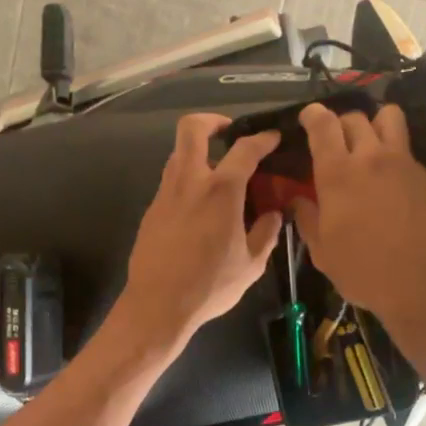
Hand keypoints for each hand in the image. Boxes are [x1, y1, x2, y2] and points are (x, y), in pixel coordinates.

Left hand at [115, 113, 283, 342]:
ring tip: (217, 172)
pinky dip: (187, 180)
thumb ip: (266, 233)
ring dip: (197, 152)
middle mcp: (190, 182)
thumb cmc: (209, 286)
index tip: (272, 138)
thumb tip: (273, 214)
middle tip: (228, 132)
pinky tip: (200, 205)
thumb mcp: (251, 265)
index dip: (262, 139)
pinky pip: (171, 182)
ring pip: (178, 154)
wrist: (157, 305)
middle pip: (192, 129)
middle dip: (212, 121)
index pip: (245, 149)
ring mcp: (165, 194)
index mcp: (221, 191)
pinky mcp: (152, 210)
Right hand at [292, 103, 425, 336]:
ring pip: (389, 119)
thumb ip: (307, 219)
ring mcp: (404, 164)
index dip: (313, 115)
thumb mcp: (323, 252)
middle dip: (340, 124)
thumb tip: (298, 200)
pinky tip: (389, 183)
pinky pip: (406, 151)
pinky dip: (393, 155)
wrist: (421, 285)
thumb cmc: (363, 272)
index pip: (323, 125)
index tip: (308, 117)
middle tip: (335, 143)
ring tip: (368, 146)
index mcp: (338, 174)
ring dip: (374, 125)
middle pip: (355, 118)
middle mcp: (371, 158)